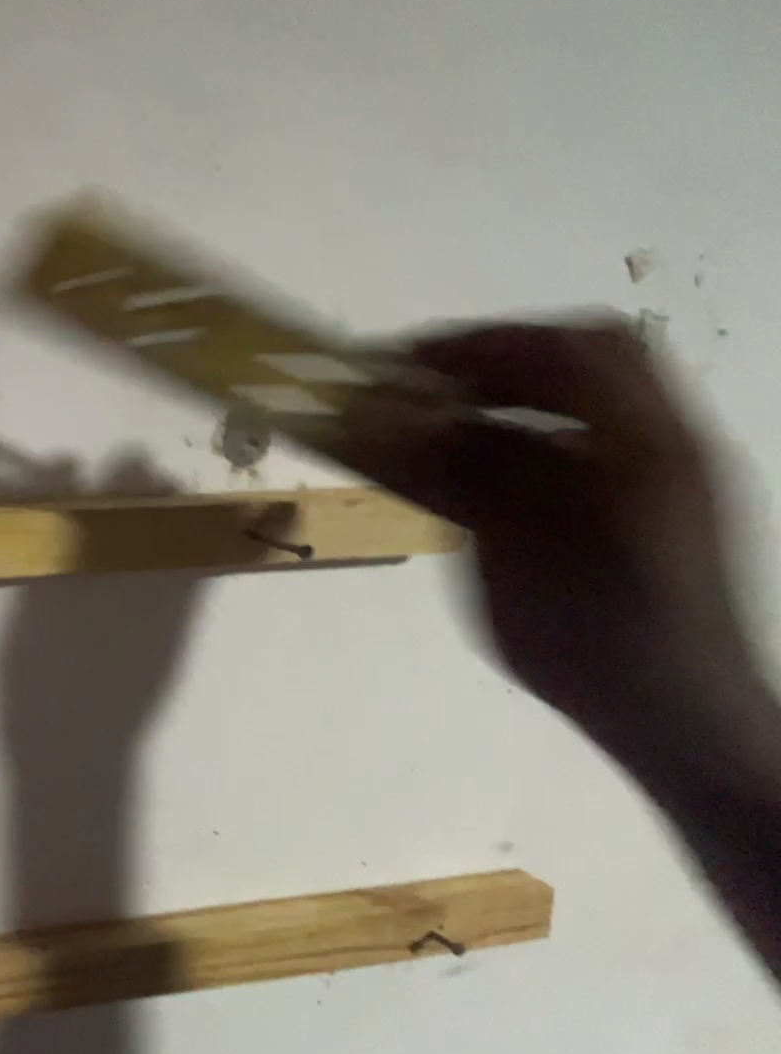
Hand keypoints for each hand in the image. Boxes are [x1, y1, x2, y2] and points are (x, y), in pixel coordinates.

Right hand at [342, 319, 768, 767]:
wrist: (669, 710)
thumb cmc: (596, 635)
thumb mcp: (517, 550)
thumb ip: (459, 472)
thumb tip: (384, 416)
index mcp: (645, 447)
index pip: (573, 350)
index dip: (483, 343)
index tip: (403, 364)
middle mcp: (649, 444)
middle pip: (577, 361)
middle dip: (486, 361)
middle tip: (409, 387)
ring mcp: (640, 474)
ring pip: (564, 402)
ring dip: (486, 399)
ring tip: (414, 423)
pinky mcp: (620, 506)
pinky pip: (556, 448)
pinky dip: (496, 440)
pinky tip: (445, 467)